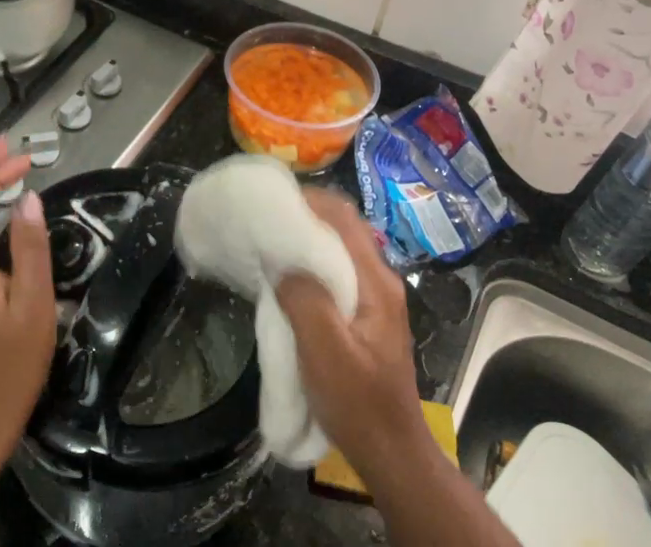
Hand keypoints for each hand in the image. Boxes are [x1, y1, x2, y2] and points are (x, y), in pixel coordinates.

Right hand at [275, 189, 426, 473]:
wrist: (390, 451)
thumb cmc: (357, 402)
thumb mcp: (326, 353)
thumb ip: (306, 301)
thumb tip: (282, 262)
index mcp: (375, 284)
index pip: (343, 219)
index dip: (307, 200)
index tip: (268, 198)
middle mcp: (379, 282)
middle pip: (342, 229)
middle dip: (302, 214)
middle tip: (260, 216)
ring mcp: (374, 299)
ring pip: (337, 250)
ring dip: (304, 238)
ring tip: (265, 240)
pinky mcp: (364, 315)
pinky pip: (335, 272)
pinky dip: (308, 263)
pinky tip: (283, 276)